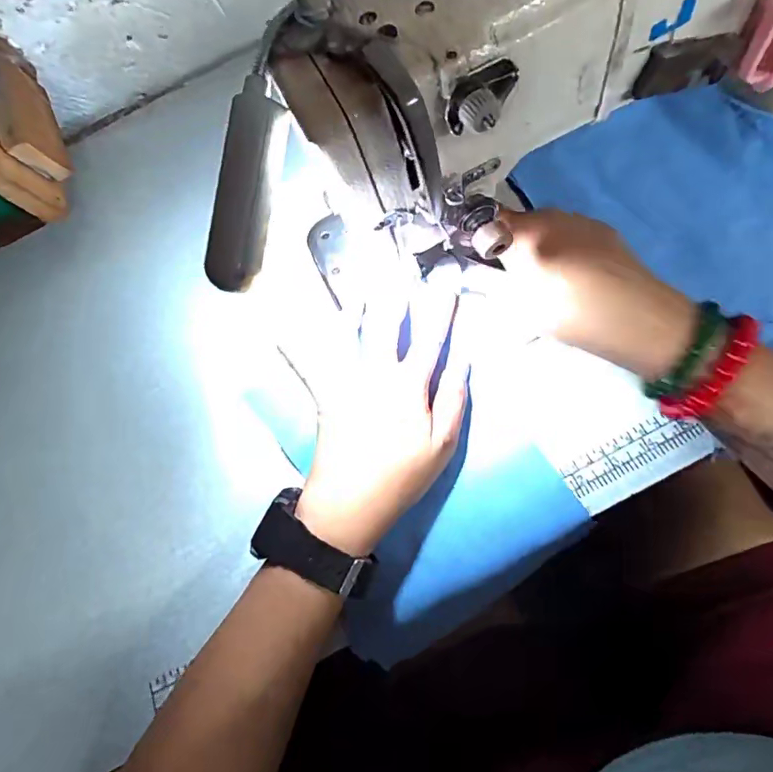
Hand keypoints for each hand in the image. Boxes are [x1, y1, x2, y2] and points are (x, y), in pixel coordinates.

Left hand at [291, 276, 470, 555]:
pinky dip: (311, 338)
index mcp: (411, 387)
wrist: (348, 505)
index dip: (440, 309)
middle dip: (394, 292)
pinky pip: (315, 359)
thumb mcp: (443, 445)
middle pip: (386, 324)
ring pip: (351, 334)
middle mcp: (378, 375)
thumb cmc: (402, 477)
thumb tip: (463, 361)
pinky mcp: (326, 395)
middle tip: (397, 266)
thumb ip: (454, 399)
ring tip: (362, 279)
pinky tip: (309, 320)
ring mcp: (348, 382)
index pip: (430, 338)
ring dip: (358, 304)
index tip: (446, 283)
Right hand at [494, 208, 696, 380]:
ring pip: (550, 228)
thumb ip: (503, 283)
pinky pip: (574, 233)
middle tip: (525, 277)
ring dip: (546, 246)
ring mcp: (580, 220)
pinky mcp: (604, 228)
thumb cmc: (573, 318)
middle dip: (517, 244)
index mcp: (524, 236)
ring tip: (559, 279)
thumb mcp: (525, 309)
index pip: (489, 221)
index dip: (484, 237)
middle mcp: (551, 217)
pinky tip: (584, 275)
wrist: (637, 317)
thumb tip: (490, 271)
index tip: (487, 258)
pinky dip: (571, 248)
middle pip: (521, 224)